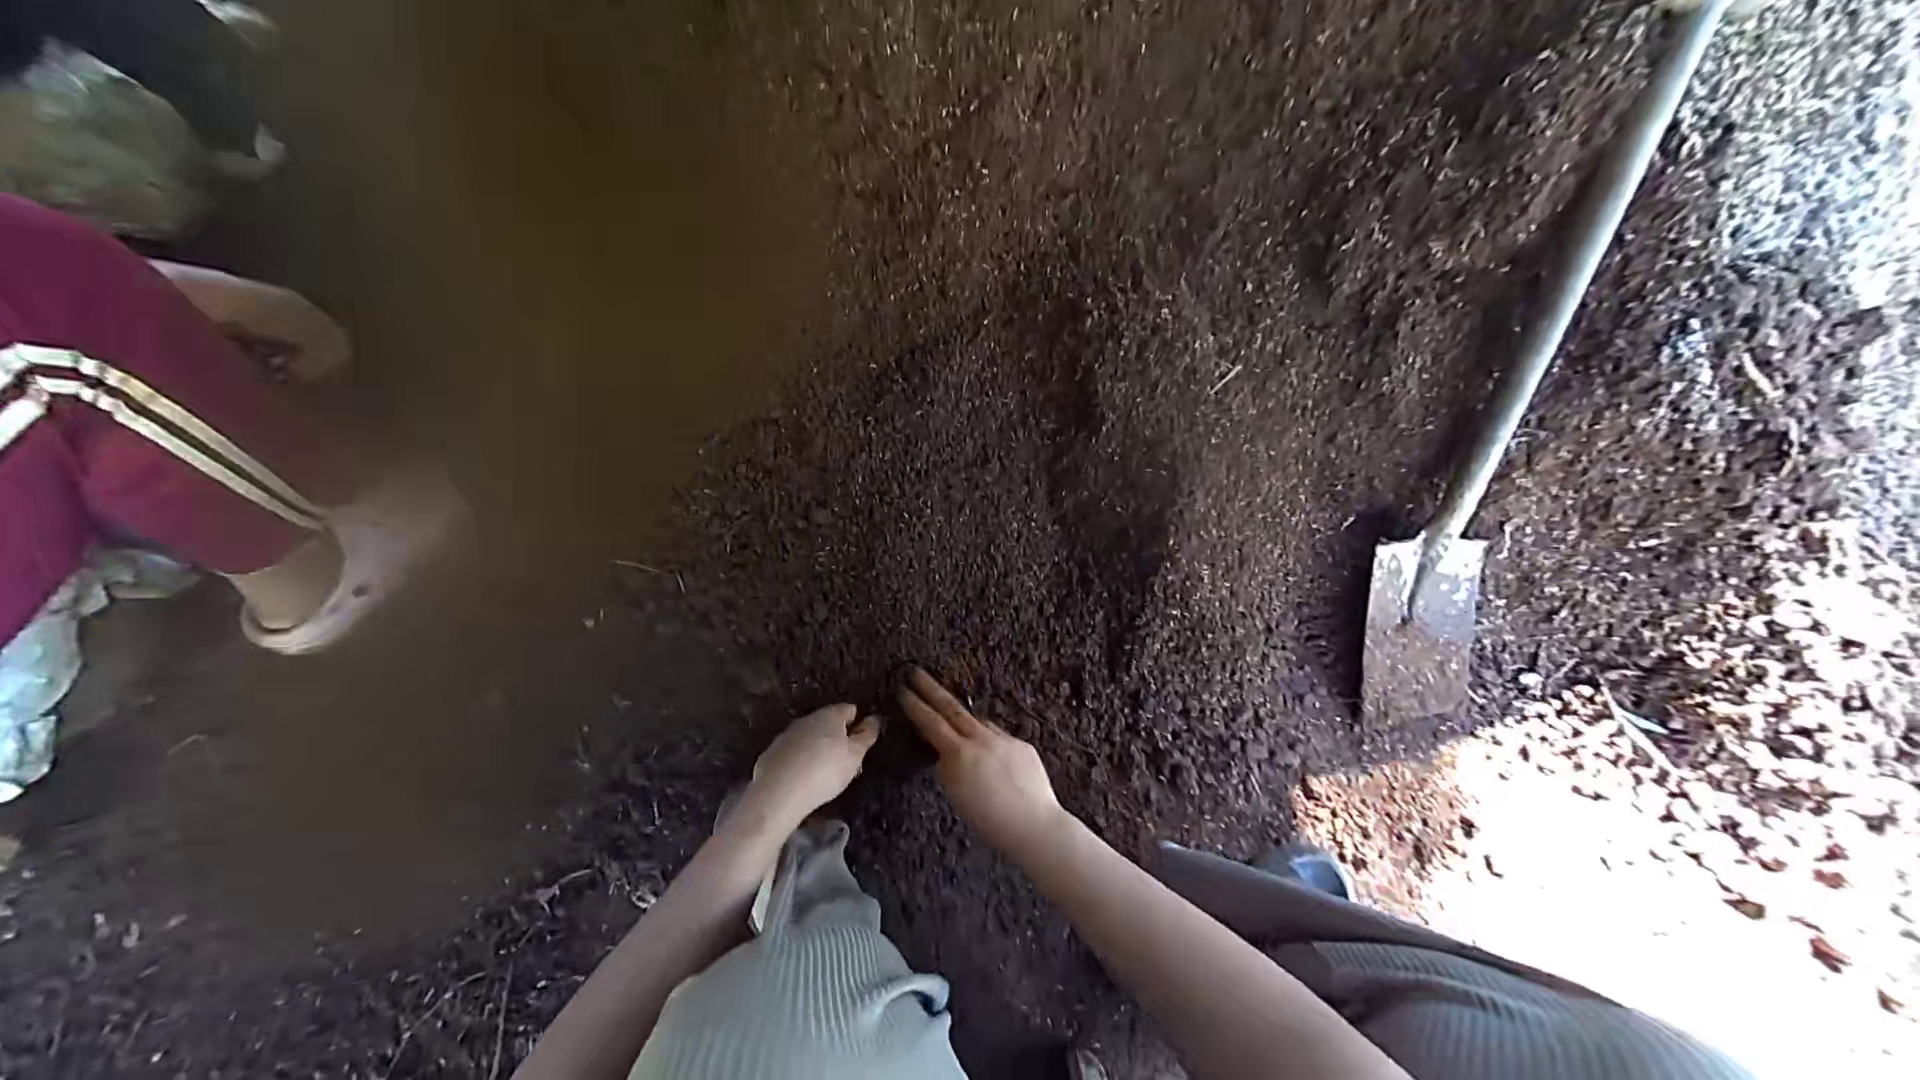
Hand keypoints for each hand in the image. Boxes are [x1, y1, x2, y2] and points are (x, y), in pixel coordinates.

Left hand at [744, 704, 880, 828]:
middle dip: (836, 736)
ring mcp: (786, 735)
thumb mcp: (854, 756)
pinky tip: (801, 777)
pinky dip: (799, 759)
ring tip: (823, 771)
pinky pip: (792, 751)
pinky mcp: (771, 752)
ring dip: (817, 747)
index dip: (857, 722)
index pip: (848, 709)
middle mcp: (807, 719)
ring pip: (808, 736)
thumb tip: (874, 718)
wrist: (779, 792)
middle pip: (827, 722)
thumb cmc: (825, 771)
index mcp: (830, 716)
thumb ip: (866, 736)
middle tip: (845, 759)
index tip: (861, 740)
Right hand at [899, 668, 1065, 854]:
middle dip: (932, 689)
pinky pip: (999, 736)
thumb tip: (944, 749)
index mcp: (961, 754)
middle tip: (917, 672)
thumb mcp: (958, 794)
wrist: (1035, 825)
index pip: (931, 723)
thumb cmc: (992, 821)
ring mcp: (1003, 739)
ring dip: (962, 718)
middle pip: (952, 708)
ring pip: (977, 722)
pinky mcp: (1021, 745)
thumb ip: (948, 766)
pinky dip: (989, 742)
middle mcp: (982, 740)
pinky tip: (989, 756)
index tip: (904, 690)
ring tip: (951, 716)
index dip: (915, 706)